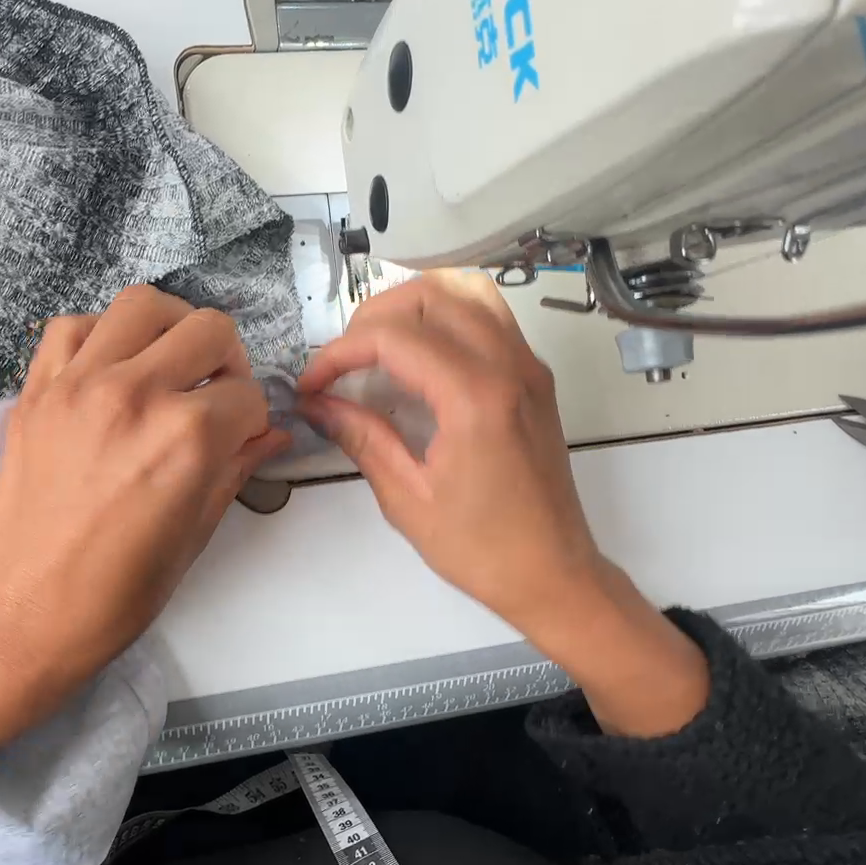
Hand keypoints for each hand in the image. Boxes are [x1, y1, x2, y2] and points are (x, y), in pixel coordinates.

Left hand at [0, 285, 285, 756]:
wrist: (24, 611)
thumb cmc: (117, 593)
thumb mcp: (195, 534)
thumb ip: (236, 468)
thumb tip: (272, 434)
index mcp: (186, 437)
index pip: (248, 393)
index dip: (254, 416)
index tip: (242, 436)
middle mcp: (136, 393)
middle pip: (208, 329)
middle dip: (227, 361)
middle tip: (216, 396)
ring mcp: (79, 384)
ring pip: (142, 305)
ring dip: (171, 329)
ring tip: (169, 366)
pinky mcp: (36, 389)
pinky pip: (74, 326)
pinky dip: (102, 335)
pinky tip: (112, 370)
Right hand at [296, 270, 706, 735]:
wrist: (553, 574)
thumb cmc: (481, 548)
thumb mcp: (407, 498)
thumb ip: (361, 437)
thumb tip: (317, 404)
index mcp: (475, 398)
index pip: (394, 338)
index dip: (340, 353)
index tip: (312, 385)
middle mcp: (508, 366)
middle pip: (429, 296)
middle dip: (371, 318)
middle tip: (340, 362)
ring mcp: (528, 366)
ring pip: (466, 290)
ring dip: (412, 302)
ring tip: (376, 341)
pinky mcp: (534, 377)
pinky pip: (490, 314)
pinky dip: (446, 312)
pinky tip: (419, 348)